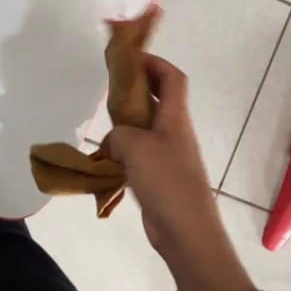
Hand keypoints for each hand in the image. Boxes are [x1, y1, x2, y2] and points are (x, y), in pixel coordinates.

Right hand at [102, 55, 254, 290]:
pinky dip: (123, 150)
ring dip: (127, 120)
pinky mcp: (160, 177)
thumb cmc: (166, 182)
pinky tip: (105, 159)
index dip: (155, 62)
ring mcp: (168, 156)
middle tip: (110, 86)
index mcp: (176, 119)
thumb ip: (120, 133)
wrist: (186, 232)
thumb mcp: (135, 147)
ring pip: (147, 127)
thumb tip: (115, 140)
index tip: (130, 58)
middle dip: (137, 88)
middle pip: (159, 100)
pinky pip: (140, 153)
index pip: (172, 78)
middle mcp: (175, 133)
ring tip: (103, 121)